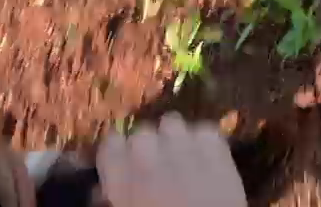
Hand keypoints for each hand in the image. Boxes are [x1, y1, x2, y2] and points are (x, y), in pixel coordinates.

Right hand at [95, 116, 246, 206]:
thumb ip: (113, 201)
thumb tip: (105, 190)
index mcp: (122, 178)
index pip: (110, 143)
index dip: (116, 155)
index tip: (122, 167)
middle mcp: (149, 153)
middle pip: (142, 132)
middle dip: (146, 149)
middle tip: (154, 172)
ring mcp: (184, 144)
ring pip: (171, 122)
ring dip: (172, 140)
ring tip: (180, 163)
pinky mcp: (215, 146)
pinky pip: (204, 130)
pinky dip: (202, 143)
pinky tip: (204, 163)